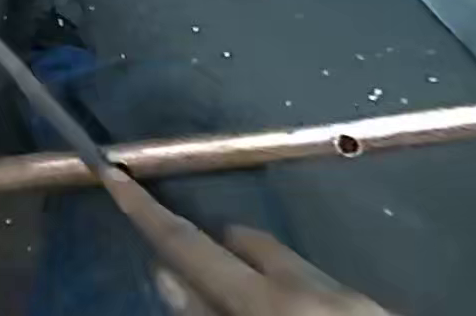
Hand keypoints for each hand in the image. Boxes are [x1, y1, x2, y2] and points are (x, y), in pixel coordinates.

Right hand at [153, 225, 394, 315]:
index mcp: (273, 305)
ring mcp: (363, 306)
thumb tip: (166, 276)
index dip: (145, 211)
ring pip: (291, 270)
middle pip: (246, 244)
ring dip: (263, 281)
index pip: (191, 244)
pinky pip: (329, 296)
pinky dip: (302, 306)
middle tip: (200, 278)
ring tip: (253, 308)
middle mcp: (317, 292)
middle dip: (217, 250)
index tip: (112, 172)